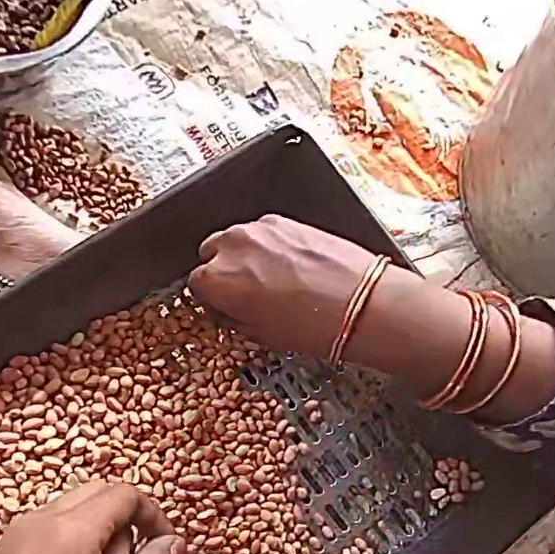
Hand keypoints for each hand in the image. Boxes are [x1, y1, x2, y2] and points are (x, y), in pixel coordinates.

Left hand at [0, 482, 183, 553]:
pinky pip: (51, 532)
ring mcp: (16, 536)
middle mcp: (38, 521)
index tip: (165, 550)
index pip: (125, 494)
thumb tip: (176, 545)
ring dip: (100, 539)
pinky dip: (75, 549)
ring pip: (76, 513)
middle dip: (126, 526)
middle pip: (100, 495)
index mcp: (67, 530)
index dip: (154, 517)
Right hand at [189, 215, 387, 355]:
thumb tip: (228, 307)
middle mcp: (230, 246)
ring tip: (271, 279)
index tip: (224, 303)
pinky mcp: (284, 219)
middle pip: (211, 253)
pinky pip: (264, 231)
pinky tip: (289, 265)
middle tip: (246, 291)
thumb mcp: (259, 334)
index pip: (196, 282)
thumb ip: (232, 315)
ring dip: (245, 255)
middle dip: (223, 269)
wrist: (358, 302)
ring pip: (236, 239)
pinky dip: (270, 245)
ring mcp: (257, 229)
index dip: (212, 295)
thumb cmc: (312, 324)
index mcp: (215, 279)